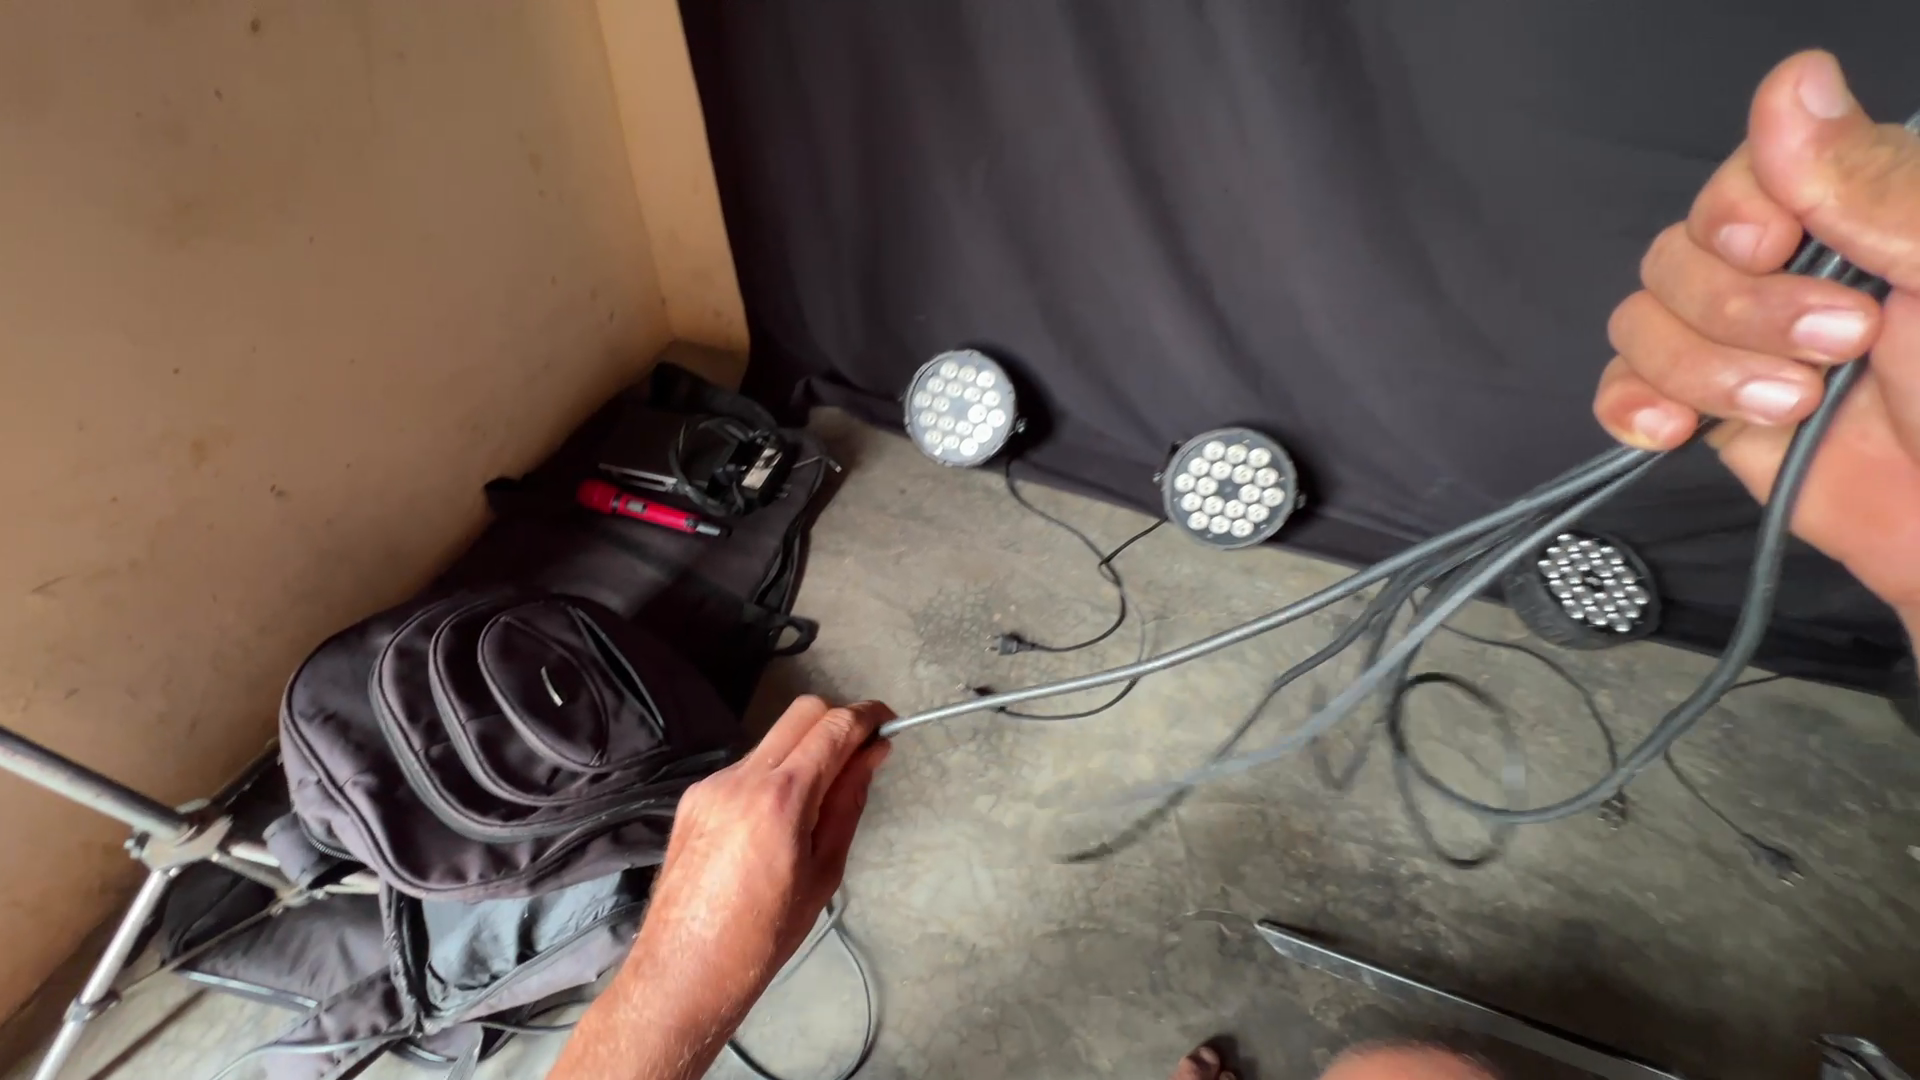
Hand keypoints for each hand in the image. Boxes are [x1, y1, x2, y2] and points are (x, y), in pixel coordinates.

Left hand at [548, 697, 891, 1079]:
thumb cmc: (766, 935)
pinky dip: (776, 772)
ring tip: (819, 798)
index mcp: (782, 799)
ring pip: (775, 736)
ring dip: (806, 747)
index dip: (867, 715)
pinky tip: (778, 816)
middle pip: (804, 710)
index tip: (888, 721)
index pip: (834, 726)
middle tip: (860, 753)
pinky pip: (749, 764)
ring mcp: (713, 782)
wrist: (682, 972)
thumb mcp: (826, 869)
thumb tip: (873, 753)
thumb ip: (850, 799)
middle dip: (839, 720)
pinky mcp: (695, 795)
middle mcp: (743, 777)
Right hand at [1593, 50, 1919, 632]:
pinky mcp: (1694, 409)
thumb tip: (1788, 81)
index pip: (1739, 179)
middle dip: (1736, 312)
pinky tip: (1670, 431)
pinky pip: (1617, 390)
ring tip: (1786, 407)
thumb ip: (1871, 181)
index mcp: (1855, 220)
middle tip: (1836, 347)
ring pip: (1636, 327)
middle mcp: (1782, 273)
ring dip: (1698, 371)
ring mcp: (1729, 346)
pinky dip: (1630, 408)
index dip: (1734, 209)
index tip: (1775, 242)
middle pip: (1671, 260)